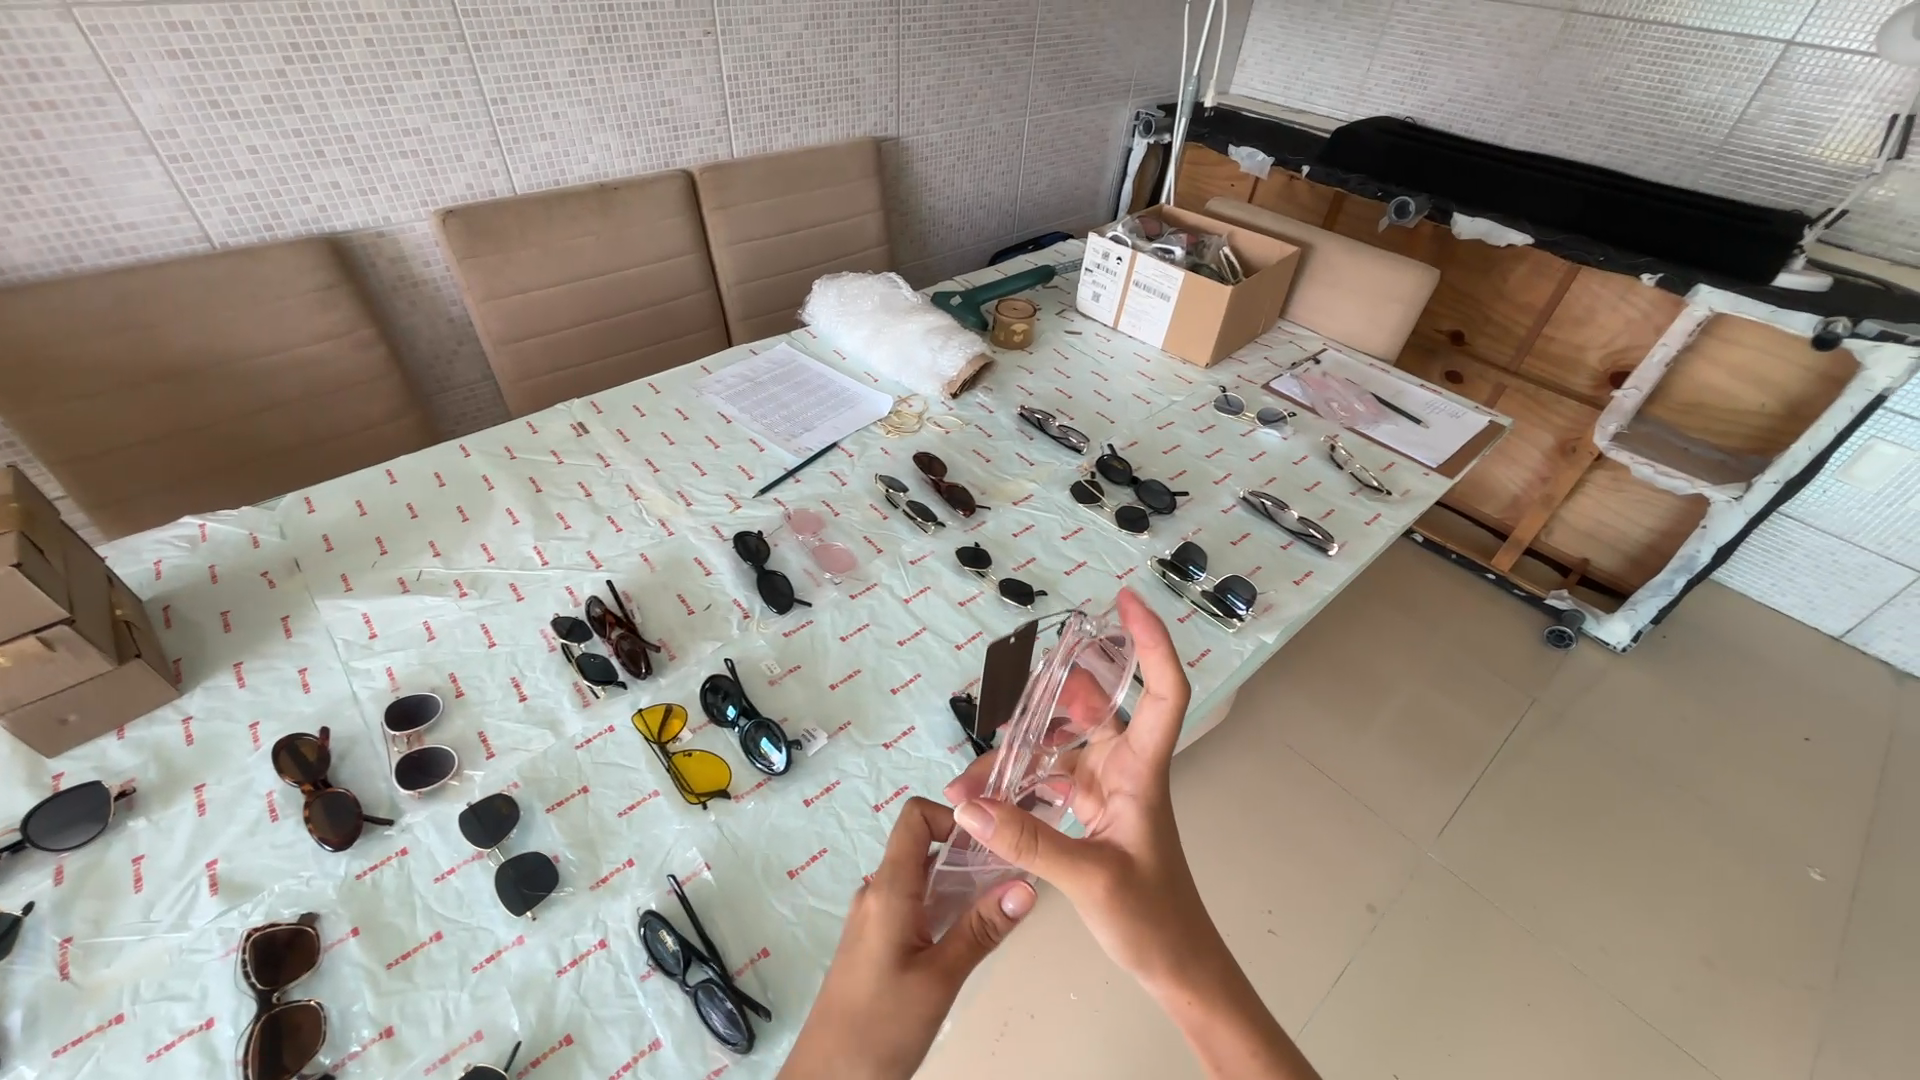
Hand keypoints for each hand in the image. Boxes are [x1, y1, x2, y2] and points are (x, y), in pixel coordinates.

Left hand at [779, 797, 1035, 1079]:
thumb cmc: (880, 1026)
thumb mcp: (940, 979)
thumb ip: (982, 929)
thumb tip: (1026, 884)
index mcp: (888, 888)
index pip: (915, 817)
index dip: (953, 815)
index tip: (991, 838)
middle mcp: (878, 892)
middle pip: (923, 845)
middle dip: (967, 851)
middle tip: (1011, 869)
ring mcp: (875, 916)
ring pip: (921, 877)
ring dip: (959, 881)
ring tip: (1000, 899)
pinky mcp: (876, 941)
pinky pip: (914, 904)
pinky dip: (944, 905)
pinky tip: (970, 931)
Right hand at [946, 588, 1205, 986]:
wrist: (1176, 967)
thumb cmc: (1153, 919)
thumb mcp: (1089, 878)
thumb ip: (1028, 840)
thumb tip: (970, 805)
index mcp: (1142, 770)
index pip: (1162, 689)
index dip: (1149, 642)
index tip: (1124, 601)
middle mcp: (1125, 768)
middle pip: (1091, 710)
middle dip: (1046, 700)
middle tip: (1002, 703)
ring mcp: (1106, 790)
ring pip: (1058, 749)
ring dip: (1016, 757)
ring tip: (969, 781)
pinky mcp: (1089, 814)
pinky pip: (1048, 783)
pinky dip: (1017, 787)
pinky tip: (984, 802)